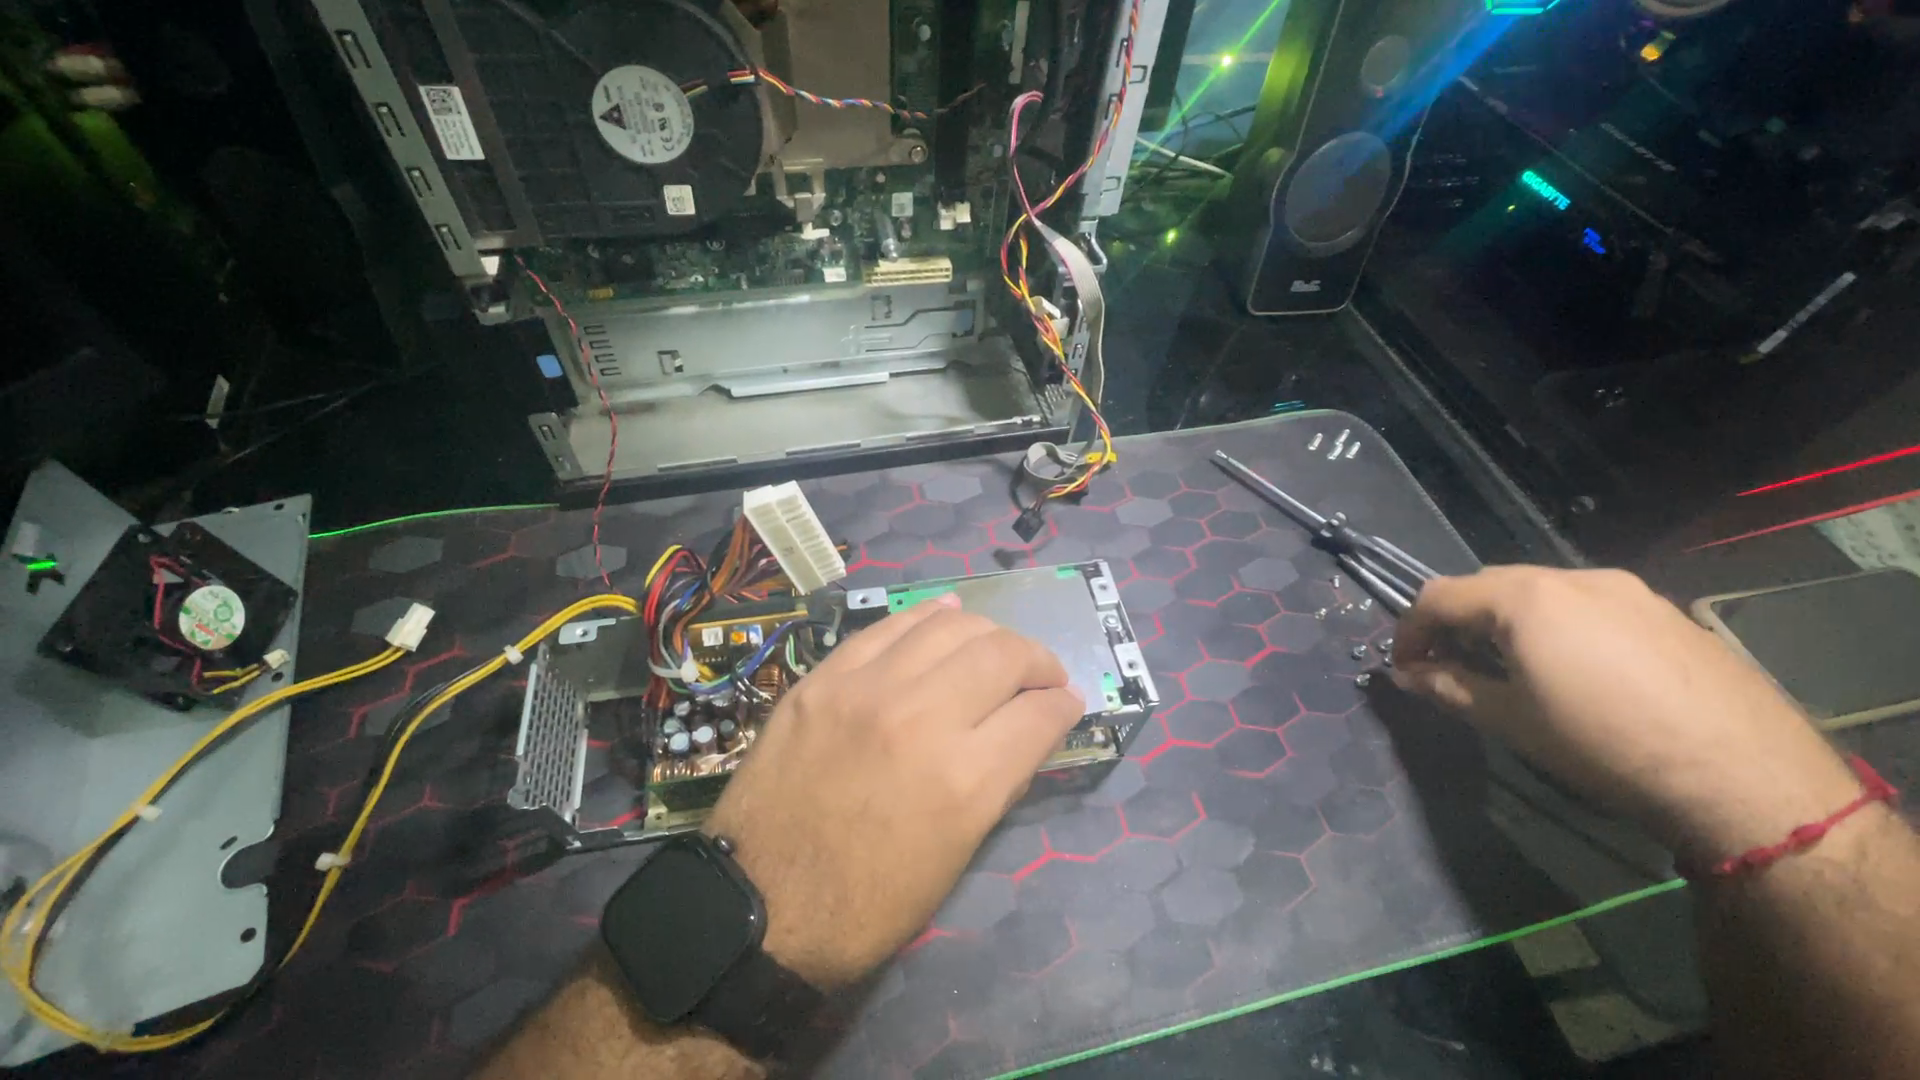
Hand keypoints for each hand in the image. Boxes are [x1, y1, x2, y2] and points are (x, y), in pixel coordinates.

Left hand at [704, 594, 1082, 988]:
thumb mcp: (954, 857)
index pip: (1039, 715)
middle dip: (1039, 661)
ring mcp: (866, 689)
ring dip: (988, 634)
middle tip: (1042, 675)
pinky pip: (889, 627)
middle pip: (1003, 655)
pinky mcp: (824, 678)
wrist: (759, 903)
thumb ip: (998, 782)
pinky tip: (945, 616)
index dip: (1065, 705)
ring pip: (950, 626)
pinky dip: (928, 617)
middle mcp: (921, 718)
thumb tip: (1026, 729)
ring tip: (995, 648)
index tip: (1068, 703)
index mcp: (964, 780)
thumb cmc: (867, 903)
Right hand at [1390, 566, 1861, 865]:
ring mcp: (1626, 590)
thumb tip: (1406, 674)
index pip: (1438, 596)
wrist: (1744, 774)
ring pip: (1540, 591)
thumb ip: (1448, 687)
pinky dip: (1557, 625)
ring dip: (1507, 621)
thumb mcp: (1509, 720)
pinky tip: (1575, 671)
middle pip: (1488, 584)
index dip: (1409, 630)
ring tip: (1512, 668)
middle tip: (1451, 666)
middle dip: (1457, 621)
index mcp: (1525, 598)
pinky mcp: (1665, 611)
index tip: (1406, 668)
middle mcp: (1573, 578)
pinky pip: (1587, 605)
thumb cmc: (1602, 745)